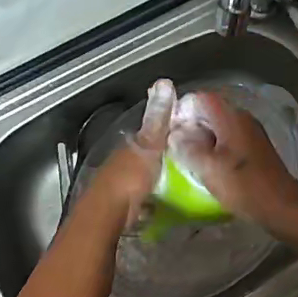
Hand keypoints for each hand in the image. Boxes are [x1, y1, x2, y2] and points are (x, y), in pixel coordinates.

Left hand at [79, 80, 175, 225]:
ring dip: (158, 176)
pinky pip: (144, 196)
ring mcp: (120, 185)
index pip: (148, 132)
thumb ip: (157, 120)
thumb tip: (164, 83)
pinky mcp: (123, 206)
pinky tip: (165, 201)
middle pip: (145, 155)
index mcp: (128, 145)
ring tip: (181, 180)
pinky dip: (154, 196)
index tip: (188, 133)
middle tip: (188, 159)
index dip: (166, 130)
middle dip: (162, 155)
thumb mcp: (148, 145)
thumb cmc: (129, 177)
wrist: (108, 213)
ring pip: (143, 175)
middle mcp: (120, 162)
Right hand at [170, 91, 297, 227]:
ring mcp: (251, 133)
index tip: (169, 129)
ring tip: (187, 158)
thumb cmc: (244, 186)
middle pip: (209, 111)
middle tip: (174, 146)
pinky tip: (208, 167)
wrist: (282, 207)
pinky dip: (215, 148)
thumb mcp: (208, 168)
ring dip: (202, 139)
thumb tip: (174, 134)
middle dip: (189, 125)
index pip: (200, 97)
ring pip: (218, 127)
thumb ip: (187, 147)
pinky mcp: (254, 149)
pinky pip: (228, 140)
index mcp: (231, 118)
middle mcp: (242, 119)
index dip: (182, 109)